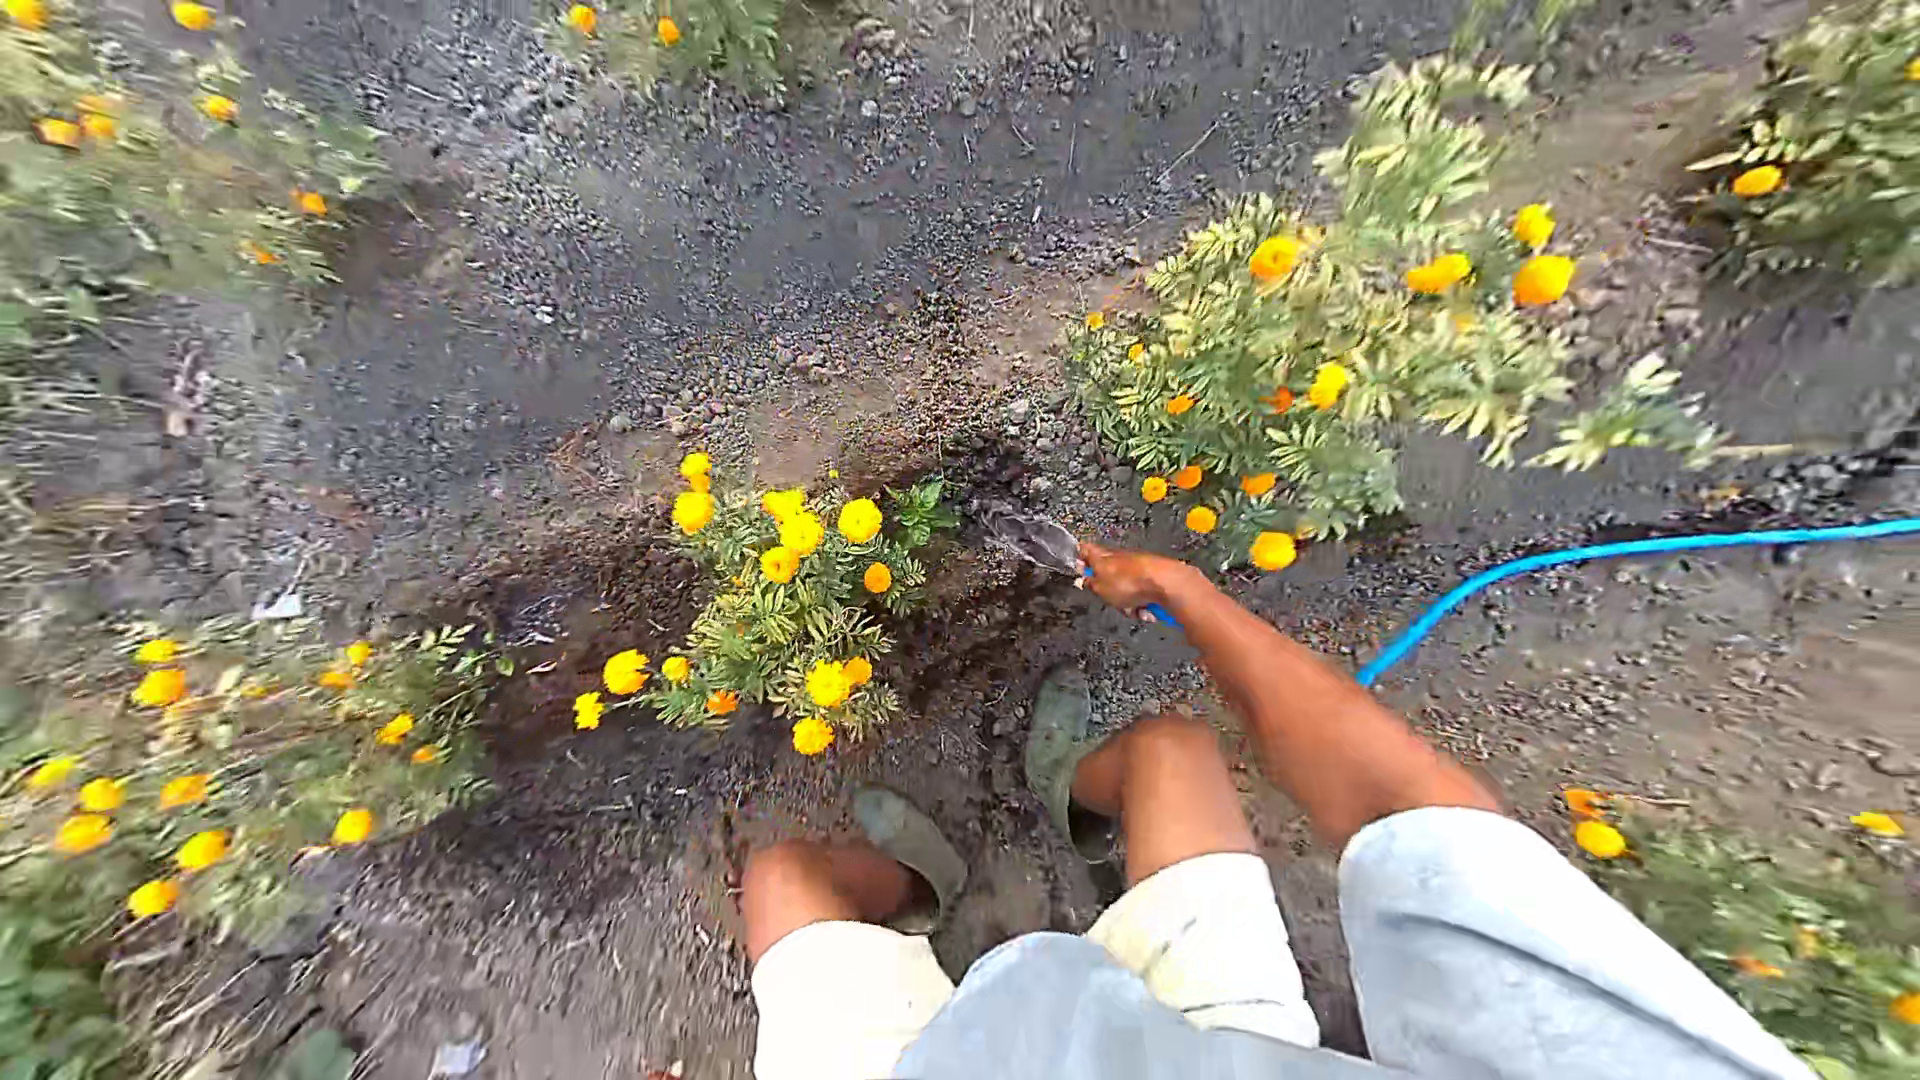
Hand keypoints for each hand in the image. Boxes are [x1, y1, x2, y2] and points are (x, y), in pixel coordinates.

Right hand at [1077, 541, 1193, 617]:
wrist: (1167, 584)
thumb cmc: (1133, 581)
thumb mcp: (1099, 587)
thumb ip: (1090, 583)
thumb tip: (1085, 581)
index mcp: (1104, 556)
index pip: (1086, 551)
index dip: (1082, 561)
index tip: (1081, 573)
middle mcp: (1122, 559)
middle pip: (1108, 578)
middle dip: (1110, 594)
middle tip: (1111, 599)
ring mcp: (1140, 570)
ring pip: (1126, 592)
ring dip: (1127, 604)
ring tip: (1133, 608)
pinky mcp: (1155, 582)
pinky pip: (1142, 599)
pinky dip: (1143, 607)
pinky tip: (1146, 610)